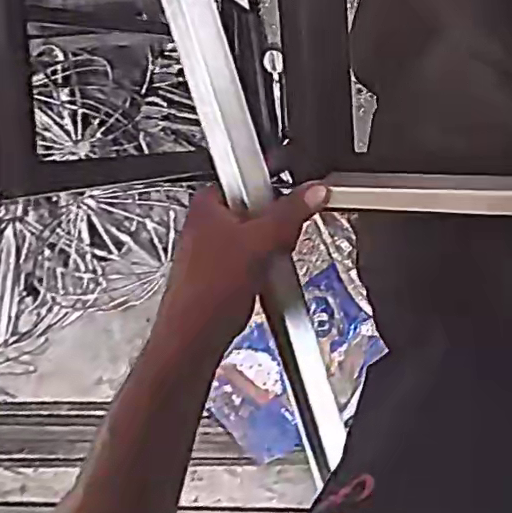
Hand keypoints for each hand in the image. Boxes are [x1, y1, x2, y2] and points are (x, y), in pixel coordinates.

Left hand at [155, 184, 329, 356]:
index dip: (270, 186)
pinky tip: (267, 273)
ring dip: (273, 244)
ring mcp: (214, 247)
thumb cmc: (208, 289)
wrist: (197, 334)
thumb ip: (292, 211)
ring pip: (258, 233)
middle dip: (276, 221)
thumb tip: (314, 191)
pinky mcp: (224, 268)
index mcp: (206, 206)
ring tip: (273, 258)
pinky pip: (255, 254)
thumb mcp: (262, 240)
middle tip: (281, 233)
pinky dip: (266, 262)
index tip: (288, 193)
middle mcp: (206, 224)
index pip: (246, 178)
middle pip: (257, 206)